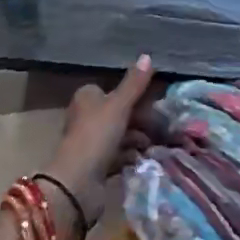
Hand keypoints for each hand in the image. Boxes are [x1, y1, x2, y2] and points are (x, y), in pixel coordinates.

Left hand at [42, 54, 154, 223]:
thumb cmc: (96, 135)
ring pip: (120, 135)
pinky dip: (131, 155)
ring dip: (137, 138)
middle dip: (139, 119)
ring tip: (157, 142)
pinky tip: (145, 158)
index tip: (155, 102)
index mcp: (87, 96)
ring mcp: (91, 142)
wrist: (77, 184)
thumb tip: (147, 55)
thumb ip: (134, 84)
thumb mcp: (118, 105)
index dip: (133, 95)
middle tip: (162, 126)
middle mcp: (86, 116)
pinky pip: (118, 155)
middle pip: (118, 113)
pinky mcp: (96, 165)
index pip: (113, 90)